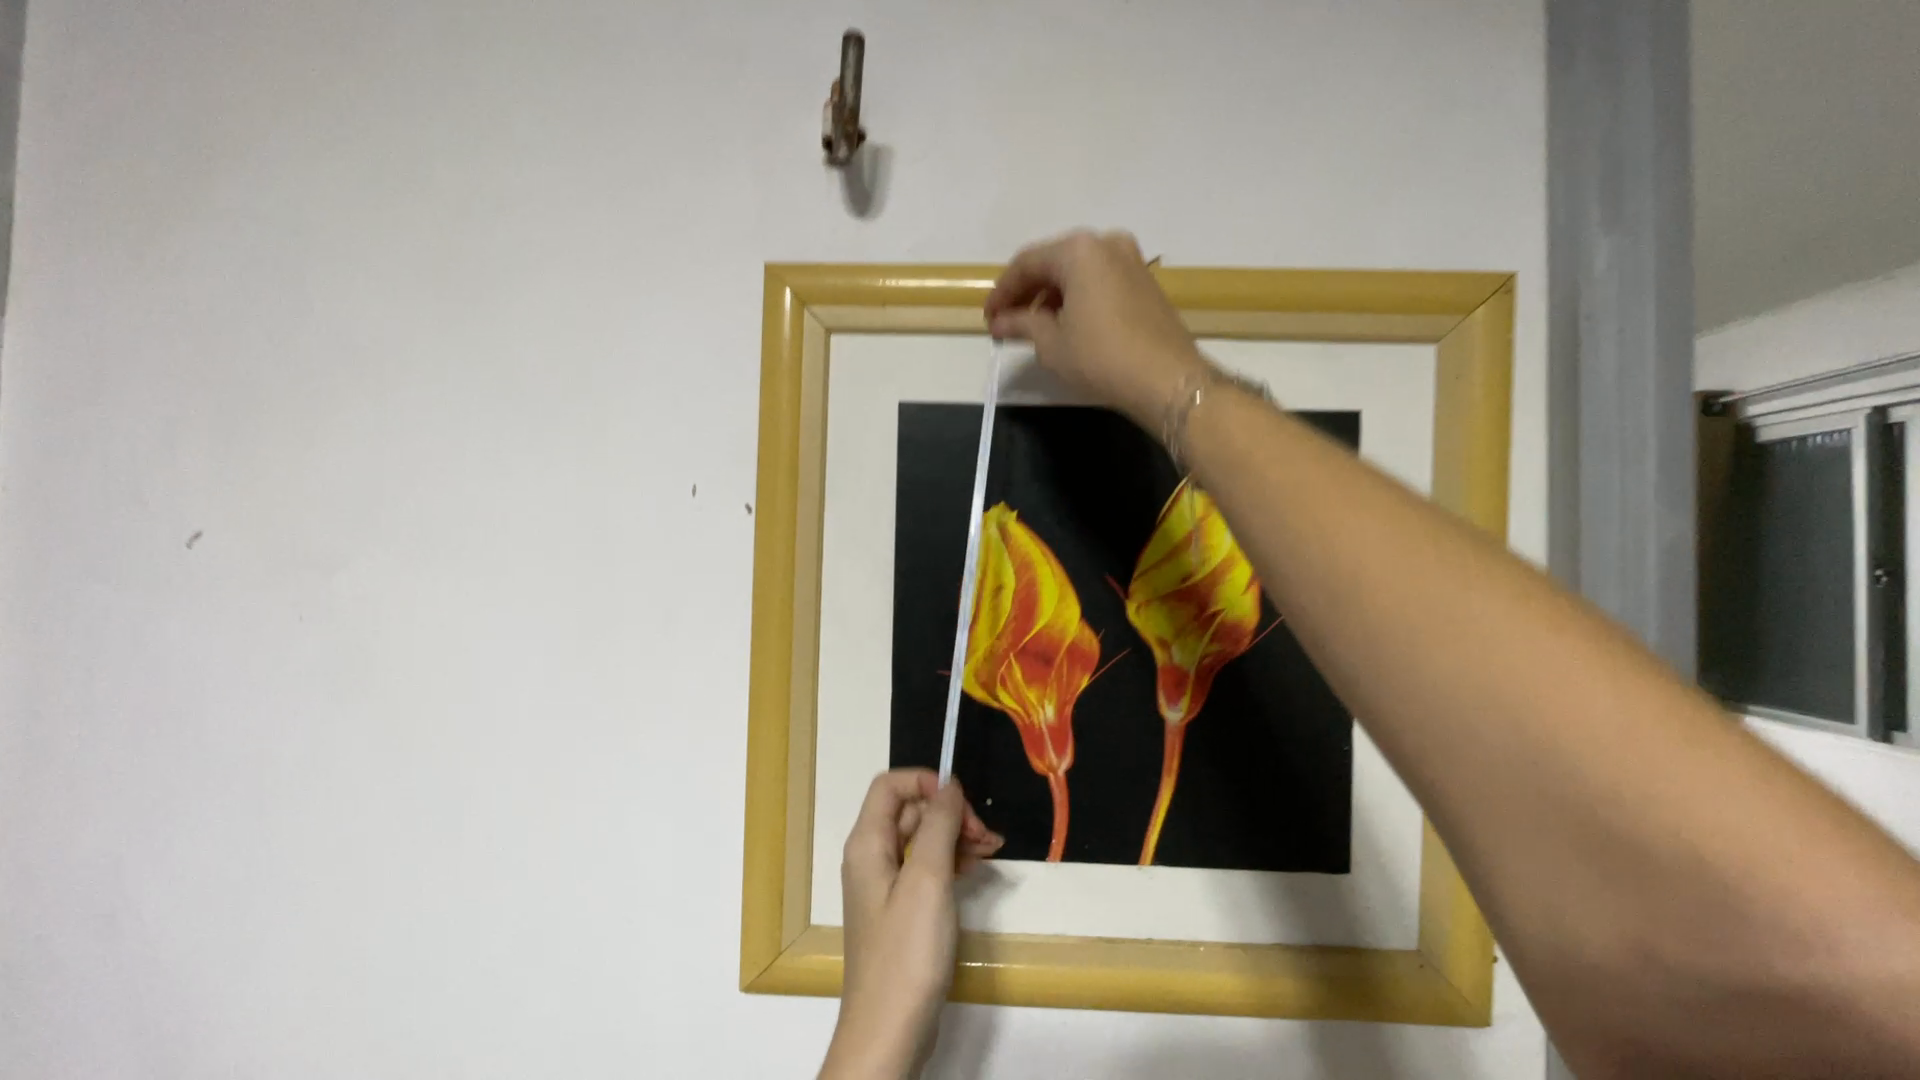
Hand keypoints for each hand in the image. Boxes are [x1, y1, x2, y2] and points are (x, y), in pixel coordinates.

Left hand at [820, 770, 1001, 1079]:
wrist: (890, 1029)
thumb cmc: (907, 951)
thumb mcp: (928, 880)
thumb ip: (939, 825)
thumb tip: (949, 784)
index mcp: (868, 843)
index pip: (891, 785)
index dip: (927, 782)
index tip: (964, 802)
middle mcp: (872, 857)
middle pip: (910, 811)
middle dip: (950, 813)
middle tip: (986, 838)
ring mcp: (885, 885)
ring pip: (922, 839)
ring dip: (956, 837)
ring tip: (991, 853)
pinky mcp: (900, 910)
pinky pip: (925, 868)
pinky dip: (951, 862)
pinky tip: (975, 872)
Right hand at [985, 229, 1207, 427]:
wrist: (1167, 380)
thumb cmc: (1101, 357)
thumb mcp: (1051, 342)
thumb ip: (1022, 324)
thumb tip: (1000, 322)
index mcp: (1078, 250)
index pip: (1027, 263)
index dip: (1002, 292)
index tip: (989, 319)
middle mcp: (1106, 243)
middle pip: (1053, 263)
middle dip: (1027, 292)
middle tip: (1007, 323)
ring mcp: (1131, 260)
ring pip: (1078, 272)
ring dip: (1052, 296)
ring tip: (1034, 328)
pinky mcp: (1145, 282)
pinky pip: (1099, 282)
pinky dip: (1078, 298)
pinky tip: (1066, 325)